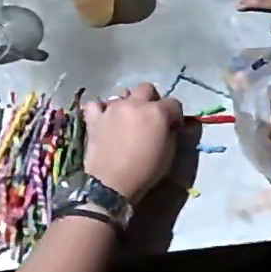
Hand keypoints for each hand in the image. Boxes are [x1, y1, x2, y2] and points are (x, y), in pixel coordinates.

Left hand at [81, 83, 184, 203]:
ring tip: (127, 119)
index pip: (174, 103)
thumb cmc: (145, 171)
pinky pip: (96, 104)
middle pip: (146, 88)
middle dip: (152, 99)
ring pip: (122, 94)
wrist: (111, 183)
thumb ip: (171, 134)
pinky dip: (101, 109)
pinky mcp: (95, 118)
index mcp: (157, 112)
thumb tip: (169, 126)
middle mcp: (135, 103)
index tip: (173, 127)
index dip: (176, 115)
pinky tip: (104, 117)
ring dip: (128, 103)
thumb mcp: (169, 154)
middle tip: (150, 117)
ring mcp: (112, 108)